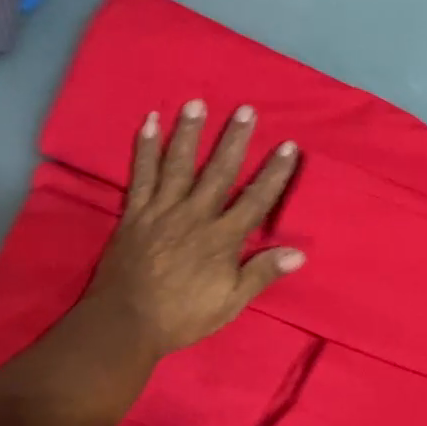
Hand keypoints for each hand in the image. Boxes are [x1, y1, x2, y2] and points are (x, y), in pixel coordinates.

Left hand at [84, 99, 302, 356]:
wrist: (127, 322)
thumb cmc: (182, 316)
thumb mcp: (230, 303)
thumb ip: (262, 274)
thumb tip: (299, 253)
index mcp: (222, 239)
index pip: (256, 200)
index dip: (274, 173)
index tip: (288, 146)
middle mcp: (195, 216)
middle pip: (219, 172)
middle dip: (234, 140)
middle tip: (245, 109)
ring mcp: (162, 211)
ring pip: (179, 164)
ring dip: (189, 133)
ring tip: (196, 103)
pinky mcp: (134, 213)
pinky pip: (141, 174)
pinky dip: (145, 147)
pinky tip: (150, 122)